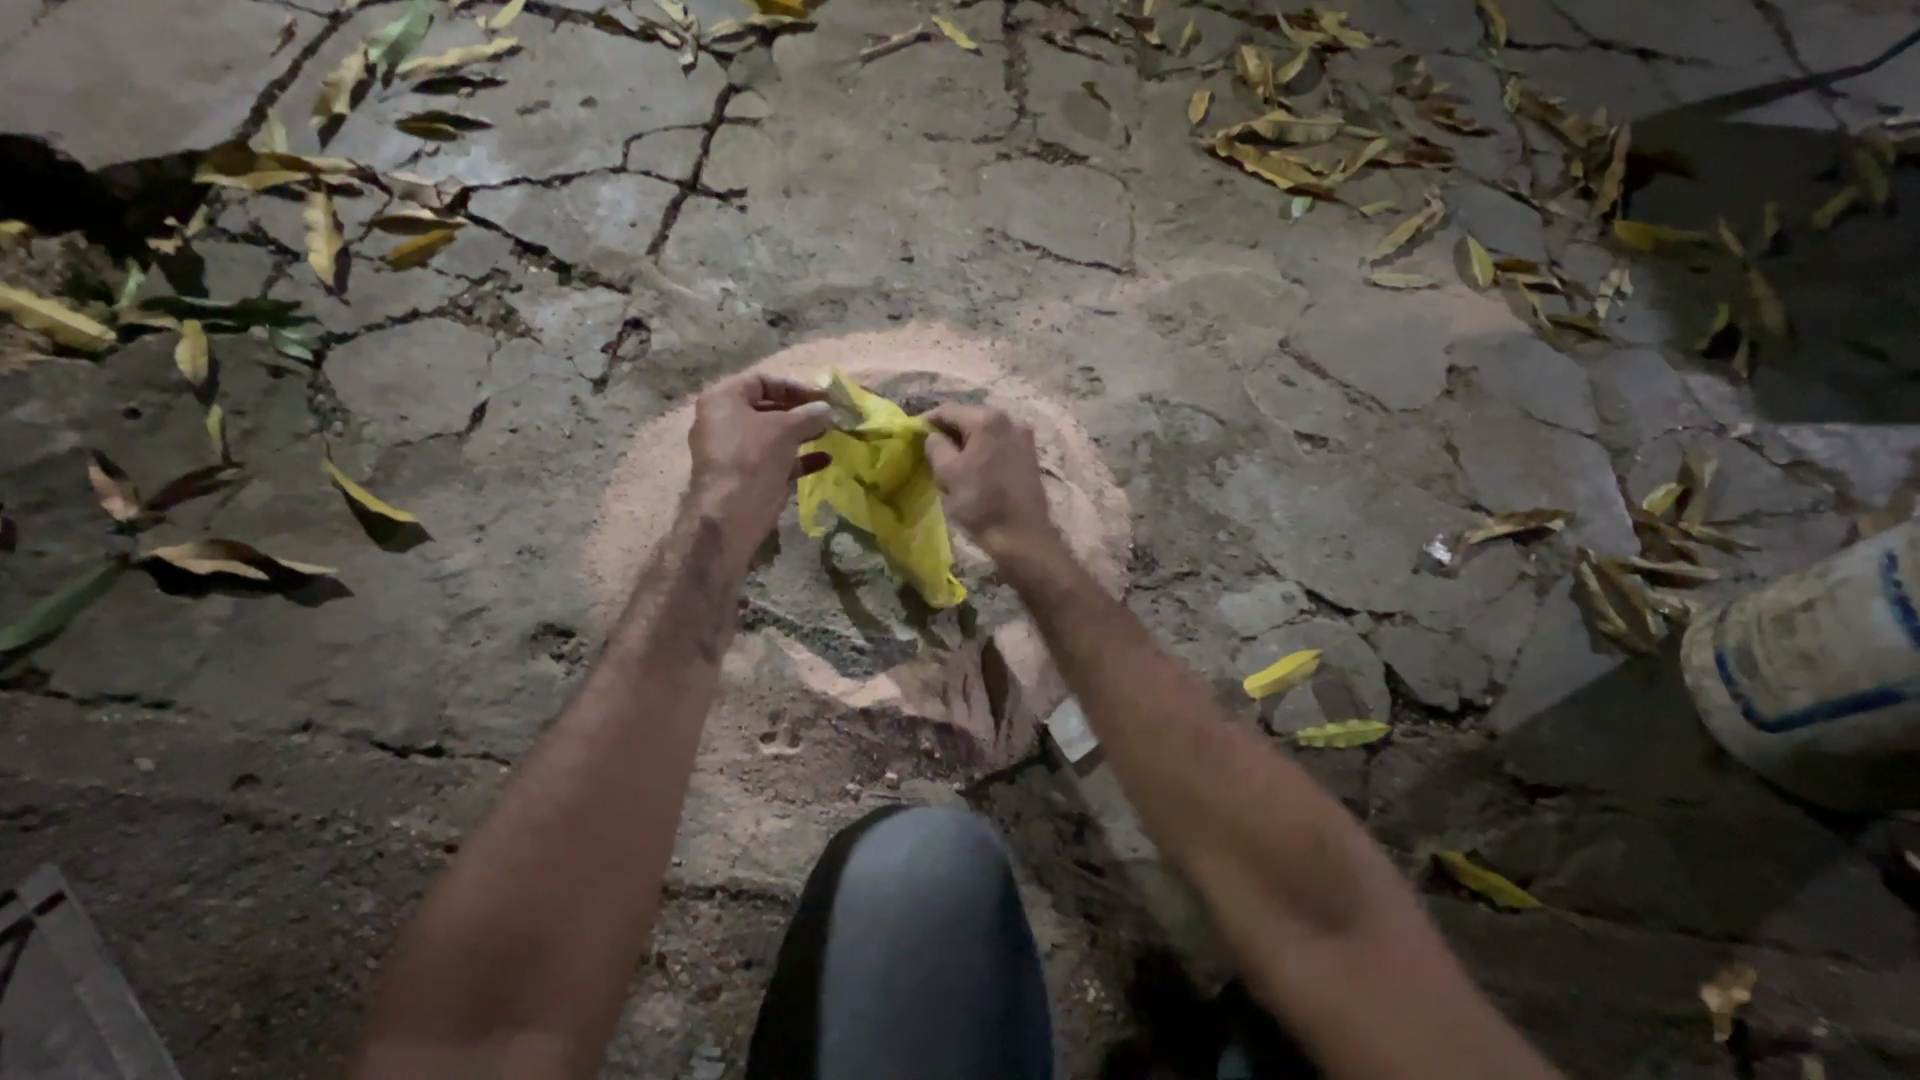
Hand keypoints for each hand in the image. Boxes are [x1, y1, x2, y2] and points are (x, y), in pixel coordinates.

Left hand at [686, 372, 833, 543]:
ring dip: (802, 434)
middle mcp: (724, 421)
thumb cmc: (752, 457)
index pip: (761, 381)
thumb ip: (809, 415)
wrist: (730, 514)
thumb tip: (827, 410)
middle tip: (828, 415)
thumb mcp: (785, 429)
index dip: (793, 386)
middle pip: (767, 408)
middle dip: (800, 411)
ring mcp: (734, 450)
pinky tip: (825, 460)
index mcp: (723, 399)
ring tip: (829, 434)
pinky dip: (798, 458)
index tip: (821, 397)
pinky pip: (774, 459)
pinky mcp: (746, 475)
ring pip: (772, 435)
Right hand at [924, 404, 1057, 557]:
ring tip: (950, 462)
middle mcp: (1010, 419)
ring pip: (984, 432)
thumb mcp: (947, 473)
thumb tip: (932, 435)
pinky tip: (973, 468)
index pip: (947, 410)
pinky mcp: (1029, 454)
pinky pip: (998, 444)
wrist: (1021, 535)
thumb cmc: (980, 503)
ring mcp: (1023, 437)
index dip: (927, 421)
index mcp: (987, 419)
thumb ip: (935, 446)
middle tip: (930, 451)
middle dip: (948, 432)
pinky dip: (982, 450)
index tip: (913, 436)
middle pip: (969, 418)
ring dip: (966, 442)